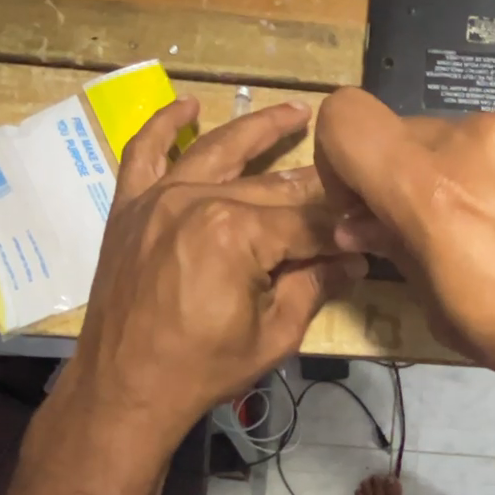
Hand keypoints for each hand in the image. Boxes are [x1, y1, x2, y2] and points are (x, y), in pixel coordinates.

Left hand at [55, 96, 365, 449]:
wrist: (125, 388)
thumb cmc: (205, 368)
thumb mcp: (276, 334)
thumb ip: (316, 287)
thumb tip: (356, 260)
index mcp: (237, 233)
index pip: (307, 223)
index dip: (340, 233)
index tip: (368, 234)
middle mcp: (198, 199)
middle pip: (271, 187)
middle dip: (315, 189)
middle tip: (349, 180)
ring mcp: (158, 197)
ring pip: (218, 152)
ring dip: (259, 129)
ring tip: (294, 113)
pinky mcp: (130, 206)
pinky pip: (145, 153)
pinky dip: (165, 126)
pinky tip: (189, 106)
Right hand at [314, 88, 494, 411]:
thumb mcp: (447, 312)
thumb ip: (395, 252)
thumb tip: (360, 225)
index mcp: (432, 189)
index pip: (343, 119)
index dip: (336, 160)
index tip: (359, 206)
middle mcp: (472, 140)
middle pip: (396, 134)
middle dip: (393, 179)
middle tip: (416, 235)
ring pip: (446, 138)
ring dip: (442, 177)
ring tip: (478, 235)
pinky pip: (493, 143)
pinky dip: (485, 172)